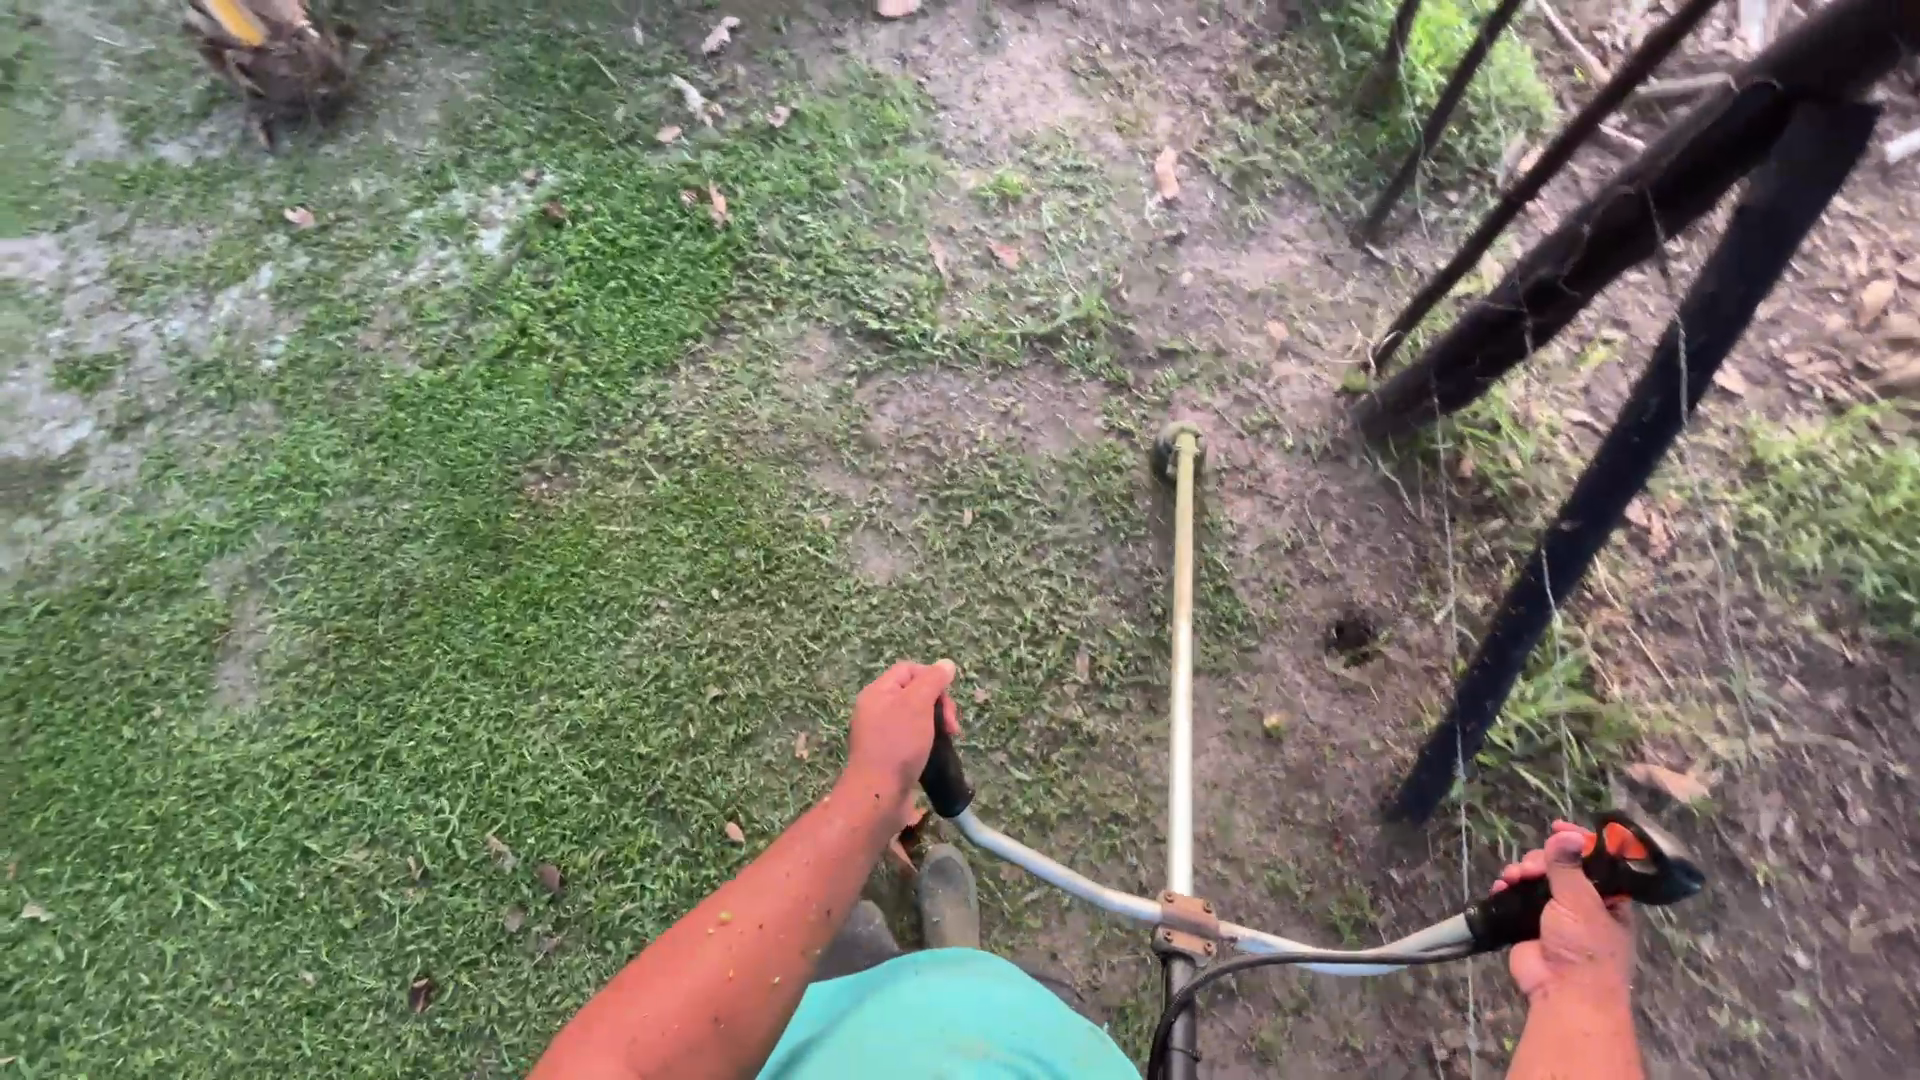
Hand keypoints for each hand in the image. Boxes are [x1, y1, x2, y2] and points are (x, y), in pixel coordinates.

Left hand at [845, 659, 959, 796]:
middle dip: (938, 703)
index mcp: (877, 692)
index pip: (908, 670)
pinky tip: (936, 752)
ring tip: (949, 739)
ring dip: (936, 723)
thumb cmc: (898, 744)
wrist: (879, 795)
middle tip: (952, 725)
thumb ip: (933, 681)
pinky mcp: (889, 755)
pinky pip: (912, 737)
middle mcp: (876, 710)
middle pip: (914, 692)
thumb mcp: (917, 704)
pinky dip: (927, 740)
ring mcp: (881, 734)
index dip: (931, 677)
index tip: (946, 698)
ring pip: (916, 717)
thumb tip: (946, 664)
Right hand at [1492, 821, 1634, 1001]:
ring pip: (1536, 879)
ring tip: (1511, 879)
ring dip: (1520, 873)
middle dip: (1539, 860)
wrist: (1564, 992)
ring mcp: (1556, 914)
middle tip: (1529, 868)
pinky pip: (1517, 896)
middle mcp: (1584, 904)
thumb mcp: (1581, 903)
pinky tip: (1501, 888)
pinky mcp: (1531, 922)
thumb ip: (1568, 867)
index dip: (1579, 841)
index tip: (1557, 827)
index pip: (1597, 861)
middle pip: (1559, 866)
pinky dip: (1507, 888)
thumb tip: (1567, 834)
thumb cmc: (1585, 949)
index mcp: (1609, 900)